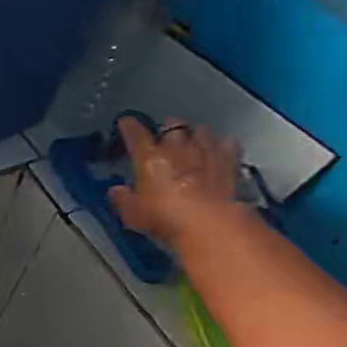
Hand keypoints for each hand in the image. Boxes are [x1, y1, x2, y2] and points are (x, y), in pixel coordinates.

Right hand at [106, 115, 242, 245]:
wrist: (209, 223)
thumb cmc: (165, 217)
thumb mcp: (133, 214)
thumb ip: (123, 199)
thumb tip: (116, 191)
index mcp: (149, 157)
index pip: (135, 134)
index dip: (129, 127)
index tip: (126, 123)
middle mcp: (177, 147)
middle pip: (172, 125)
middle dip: (167, 128)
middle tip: (164, 137)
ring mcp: (206, 151)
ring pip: (201, 130)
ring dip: (195, 134)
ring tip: (193, 141)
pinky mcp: (230, 161)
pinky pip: (227, 144)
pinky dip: (223, 145)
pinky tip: (221, 150)